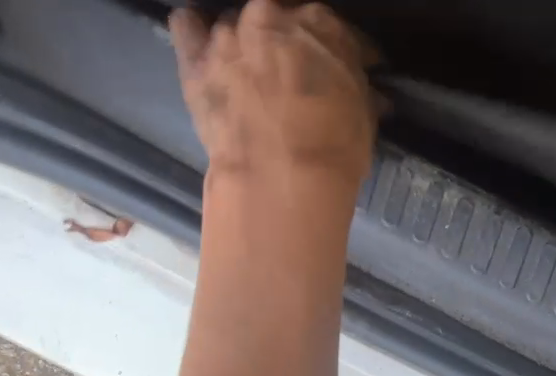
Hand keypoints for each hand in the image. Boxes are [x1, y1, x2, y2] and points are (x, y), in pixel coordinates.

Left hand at [170, 0, 377, 190]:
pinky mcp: (194, 58)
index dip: (346, 51)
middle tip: (301, 74)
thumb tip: (368, 93)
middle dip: (292, 43)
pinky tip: (211, 54)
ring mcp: (226, 35)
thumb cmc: (334, 151)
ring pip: (236, 25)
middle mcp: (268, 16)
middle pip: (279, 19)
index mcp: (318, 26)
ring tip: (257, 76)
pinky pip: (187, 26)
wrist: (282, 179)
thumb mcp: (364, 121)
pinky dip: (197, 34)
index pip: (335, 27)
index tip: (355, 70)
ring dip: (248, 46)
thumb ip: (359, 93)